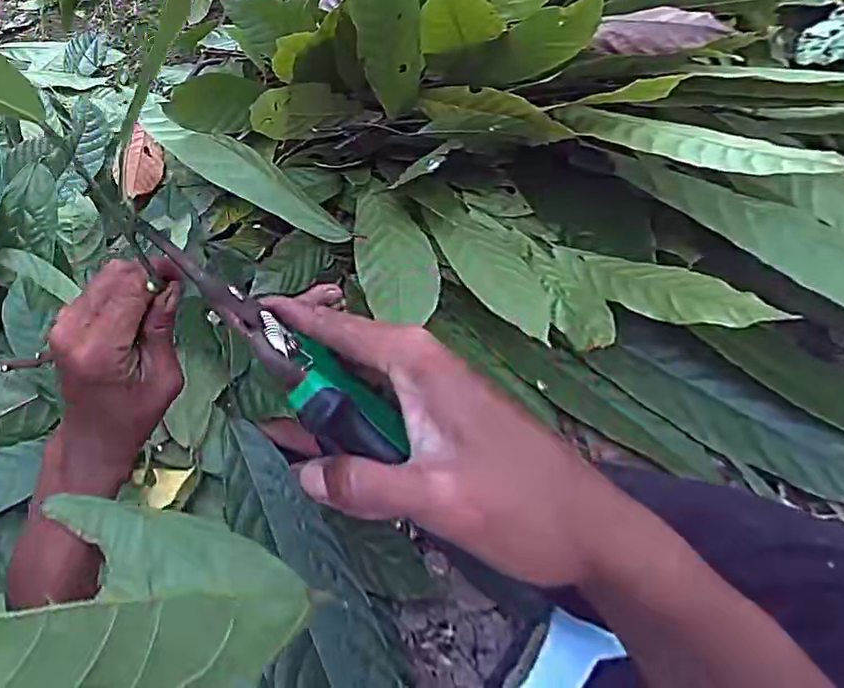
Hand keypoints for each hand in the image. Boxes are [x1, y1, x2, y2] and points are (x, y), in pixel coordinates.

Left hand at [7, 259, 183, 608]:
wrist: (90, 438)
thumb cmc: (132, 417)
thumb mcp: (163, 377)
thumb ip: (162, 327)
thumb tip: (171, 285)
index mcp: (100, 348)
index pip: (129, 287)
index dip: (156, 272)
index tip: (179, 275)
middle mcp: (73, 328)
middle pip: (114, 275)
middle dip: (145, 274)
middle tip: (169, 289)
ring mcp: (62, 322)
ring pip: (104, 276)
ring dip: (131, 281)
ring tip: (151, 304)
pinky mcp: (61, 320)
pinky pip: (94, 288)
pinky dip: (117, 291)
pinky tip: (130, 312)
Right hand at [257, 294, 650, 588]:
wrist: (599, 533)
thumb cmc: (524, 504)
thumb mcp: (437, 499)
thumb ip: (363, 483)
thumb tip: (301, 475)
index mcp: (412, 356)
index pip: (332, 322)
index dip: (285, 314)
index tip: (244, 309)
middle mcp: (414, 359)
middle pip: (336, 347)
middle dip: (295, 366)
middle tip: (256, 387)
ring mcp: (424, 385)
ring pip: (352, 381)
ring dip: (318, 403)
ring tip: (277, 429)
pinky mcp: (431, 412)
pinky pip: (373, 406)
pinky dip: (345, 422)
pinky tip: (322, 450)